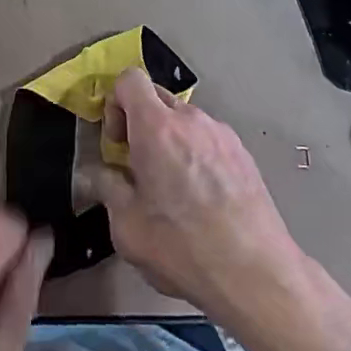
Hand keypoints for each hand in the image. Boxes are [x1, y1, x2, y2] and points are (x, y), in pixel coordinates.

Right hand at [92, 68, 307, 316]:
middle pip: (157, 97)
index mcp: (157, 128)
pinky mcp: (243, 152)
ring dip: (170, 140)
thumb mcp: (127, 226)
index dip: (115, 103)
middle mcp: (192, 120)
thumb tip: (98, 173)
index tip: (116, 142)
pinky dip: (196, 153)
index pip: (130, 80)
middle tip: (138, 167)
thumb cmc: (182, 247)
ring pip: (185, 121)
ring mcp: (222, 133)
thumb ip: (107, 188)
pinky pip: (208, 138)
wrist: (253, 270)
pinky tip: (201, 197)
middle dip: (141, 123)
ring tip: (173, 188)